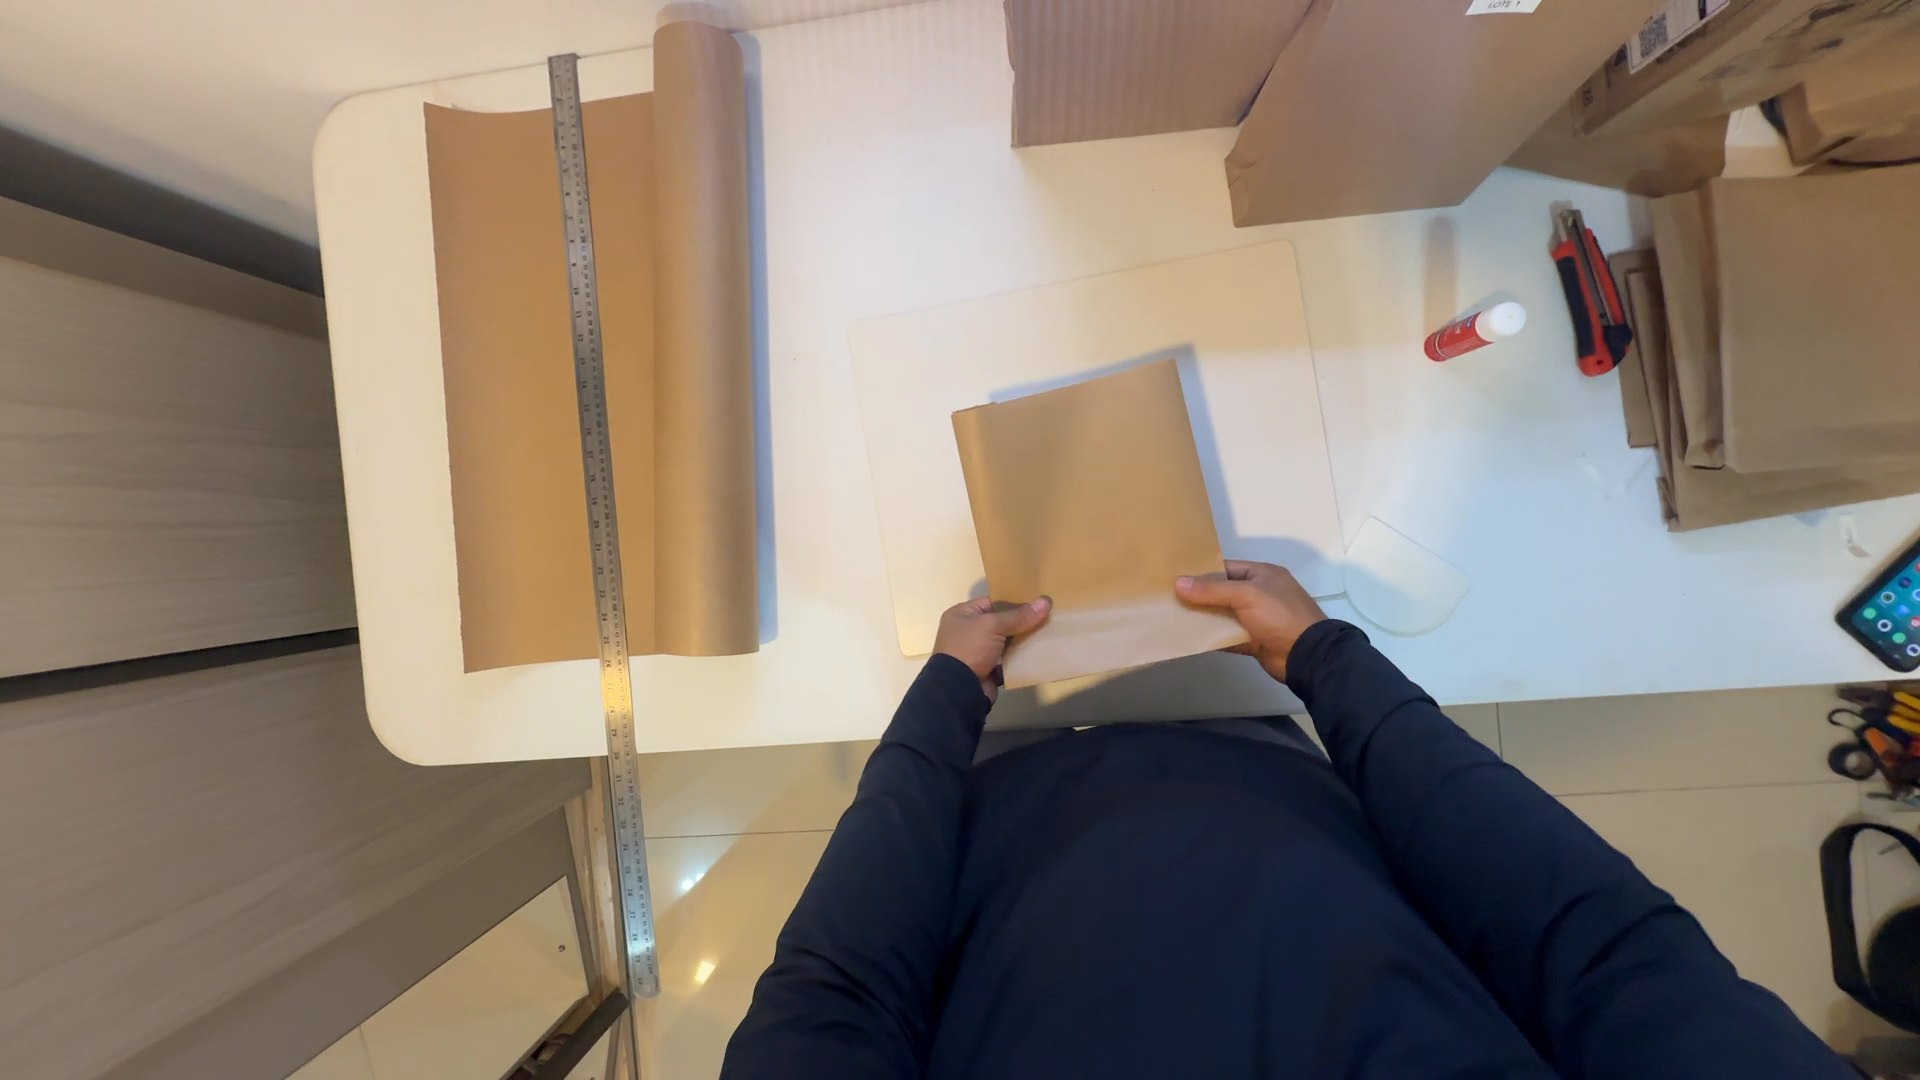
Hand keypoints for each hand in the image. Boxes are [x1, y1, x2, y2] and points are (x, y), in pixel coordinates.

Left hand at [932, 595, 1051, 702]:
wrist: (959, 689)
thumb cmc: (970, 648)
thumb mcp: (993, 625)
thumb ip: (1019, 615)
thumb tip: (1046, 602)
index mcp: (963, 614)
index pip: (992, 602)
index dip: (1015, 601)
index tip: (1038, 601)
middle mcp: (968, 631)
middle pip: (1001, 622)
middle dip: (1022, 622)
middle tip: (1048, 617)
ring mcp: (977, 652)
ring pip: (1006, 642)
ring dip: (1023, 641)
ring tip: (1048, 634)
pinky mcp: (987, 670)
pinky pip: (1008, 661)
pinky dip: (1020, 658)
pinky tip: (1039, 653)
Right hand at [1175, 560, 1325, 681]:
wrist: (1307, 655)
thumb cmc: (1279, 615)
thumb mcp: (1246, 595)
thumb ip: (1212, 589)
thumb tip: (1178, 582)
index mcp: (1262, 575)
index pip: (1226, 568)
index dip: (1201, 573)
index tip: (1175, 577)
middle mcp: (1259, 594)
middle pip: (1221, 592)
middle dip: (1198, 596)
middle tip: (1169, 598)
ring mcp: (1256, 618)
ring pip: (1222, 614)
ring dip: (1202, 617)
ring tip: (1173, 616)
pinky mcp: (1252, 640)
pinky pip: (1226, 635)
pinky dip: (1211, 636)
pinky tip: (1189, 637)